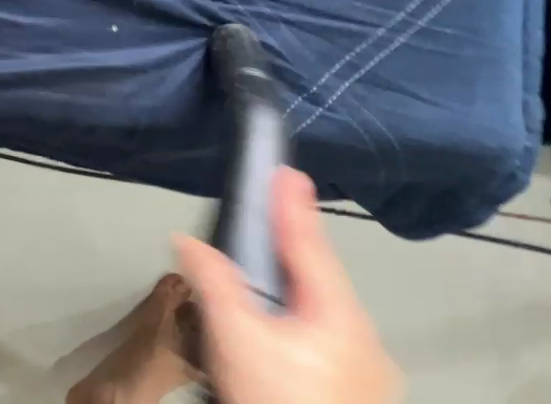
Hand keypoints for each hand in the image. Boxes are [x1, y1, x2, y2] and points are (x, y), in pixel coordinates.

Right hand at [175, 168, 401, 403]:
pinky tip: (273, 319)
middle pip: (319, 277)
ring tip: (262, 259)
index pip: (310, 247)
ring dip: (290, 280)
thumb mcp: (236, 337)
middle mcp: (362, 340)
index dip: (293, 206)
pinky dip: (294, 311)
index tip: (286, 168)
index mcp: (340, 319)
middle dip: (290, 243)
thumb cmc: (276, 397)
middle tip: (268, 208)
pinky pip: (320, 333)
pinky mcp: (350, 391)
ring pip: (321, 309)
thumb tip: (187, 240)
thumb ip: (213, 281)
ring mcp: (363, 370)